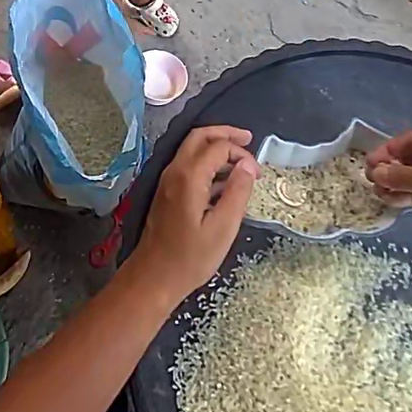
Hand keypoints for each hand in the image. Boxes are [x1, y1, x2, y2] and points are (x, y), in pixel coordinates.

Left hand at [127, 126, 256, 301]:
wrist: (154, 276)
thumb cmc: (190, 257)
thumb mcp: (223, 227)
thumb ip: (238, 192)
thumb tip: (247, 165)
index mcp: (188, 176)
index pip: (218, 147)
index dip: (241, 153)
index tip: (256, 172)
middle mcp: (174, 171)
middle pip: (199, 136)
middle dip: (225, 134)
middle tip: (248, 139)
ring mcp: (168, 180)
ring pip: (192, 148)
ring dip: (216, 147)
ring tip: (241, 161)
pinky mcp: (167, 191)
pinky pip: (188, 164)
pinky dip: (207, 162)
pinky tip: (224, 180)